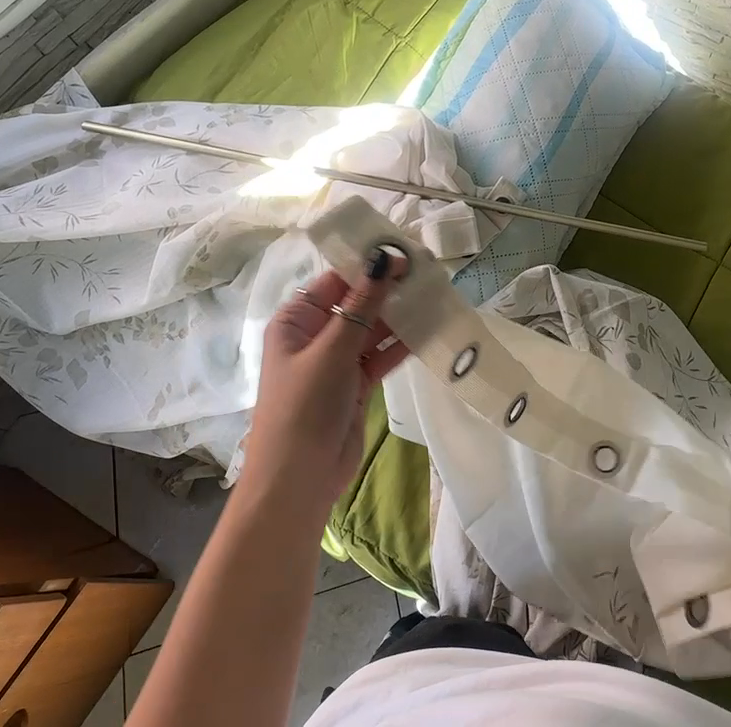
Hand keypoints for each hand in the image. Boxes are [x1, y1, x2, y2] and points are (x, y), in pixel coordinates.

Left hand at [244, 247, 410, 508]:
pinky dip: (401, 345)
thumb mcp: (333, 350)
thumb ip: (363, 304)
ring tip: (435, 296)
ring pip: (372, 330)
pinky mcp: (355, 385)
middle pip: (356, 303)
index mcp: (296, 321)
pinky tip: (428, 330)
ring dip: (399, 317)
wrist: (299, 478)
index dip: (367, 266)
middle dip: (388, 290)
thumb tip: (384, 258)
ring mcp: (336, 362)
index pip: (335, 281)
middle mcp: (315, 336)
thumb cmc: (304, 406)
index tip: (405, 252)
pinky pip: (381, 356)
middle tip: (428, 273)